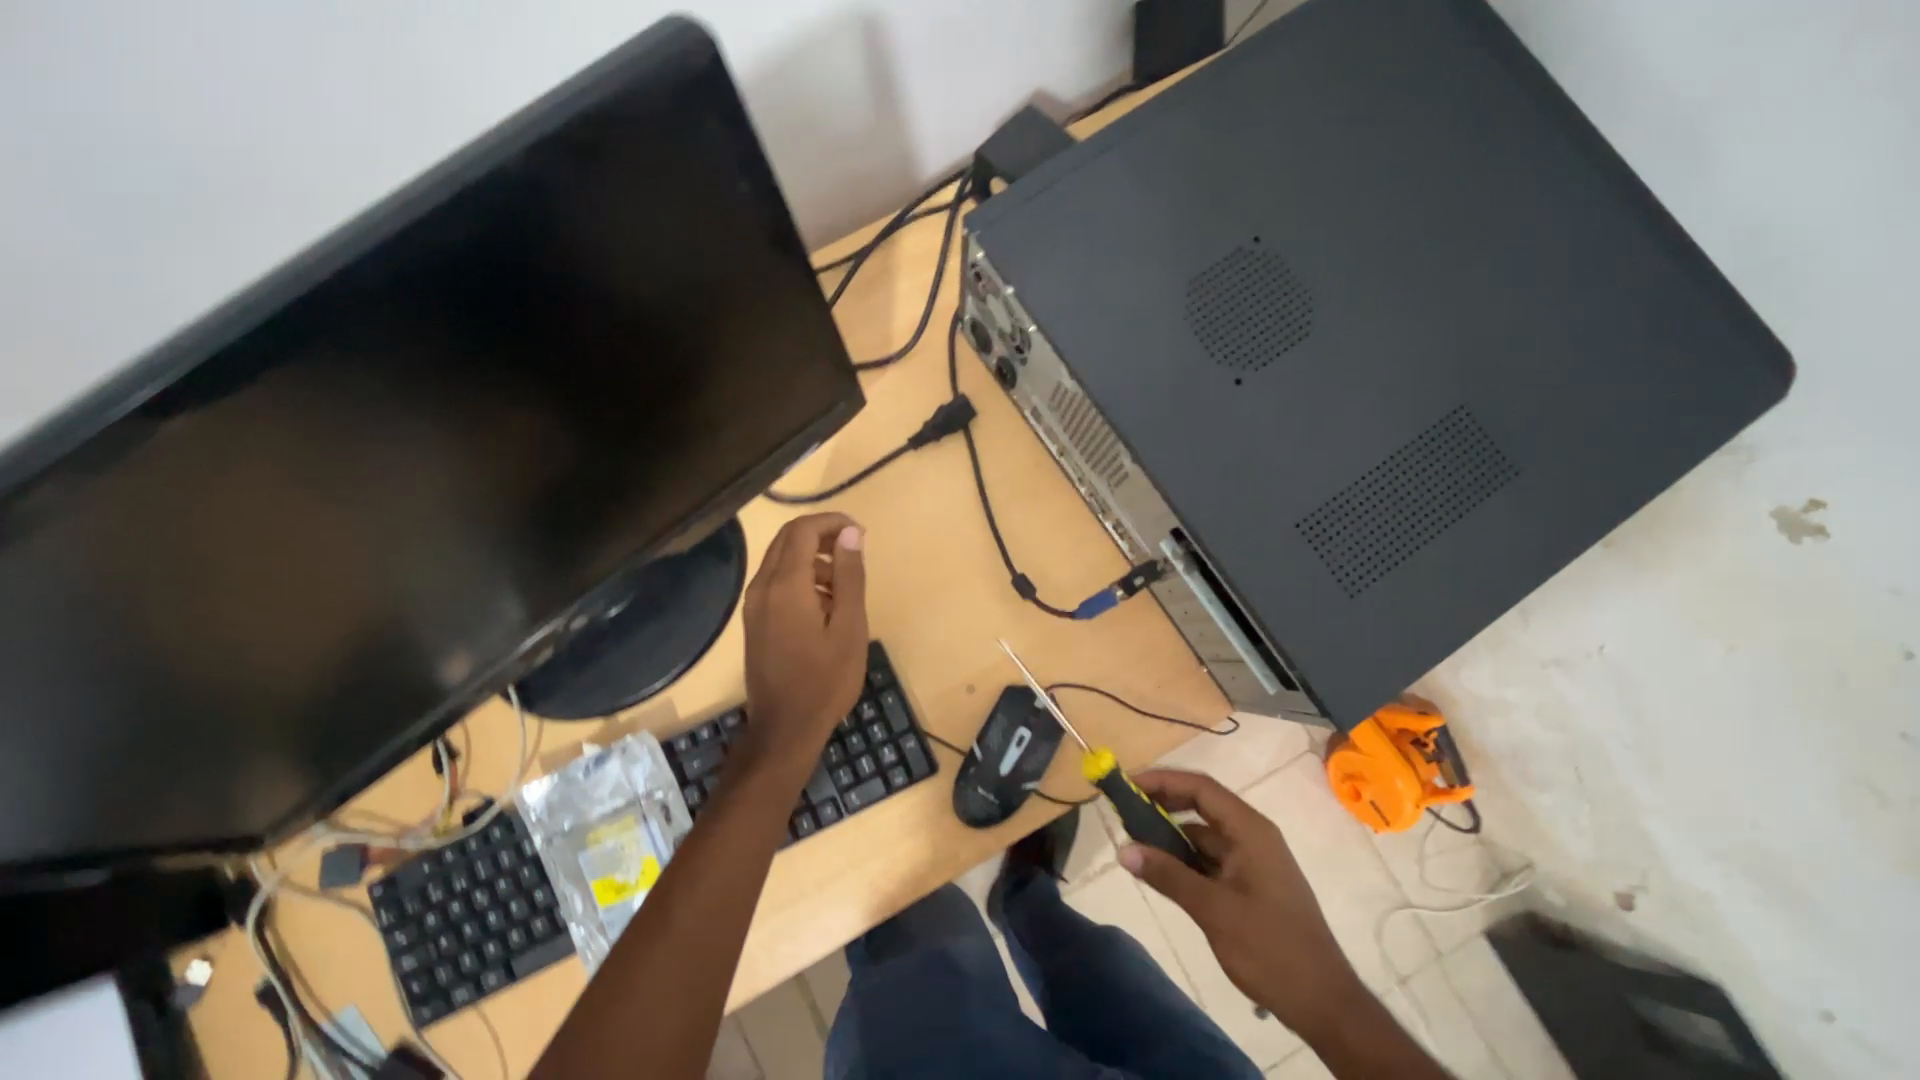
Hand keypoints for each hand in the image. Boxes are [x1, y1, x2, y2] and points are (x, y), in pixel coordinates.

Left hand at [738, 514, 868, 768]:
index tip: (860, 534)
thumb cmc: (825, 680)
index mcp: (786, 585)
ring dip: (811, 557)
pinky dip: (800, 577)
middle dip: (821, 534)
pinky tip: (825, 604)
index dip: (832, 522)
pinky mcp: (754, 621)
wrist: (785, 728)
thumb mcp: (850, 627)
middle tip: (854, 549)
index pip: (803, 530)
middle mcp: (762, 587)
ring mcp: (753, 605)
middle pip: (787, 539)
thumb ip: (849, 576)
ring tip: (845, 583)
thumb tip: (850, 534)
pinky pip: (775, 582)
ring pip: (780, 560)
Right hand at [1119, 769, 1369, 1038]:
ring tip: (1132, 843)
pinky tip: (1159, 872)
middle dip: (1162, 804)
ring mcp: (1252, 861)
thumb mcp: (1213, 910)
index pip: (1201, 788)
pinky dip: (1183, 860)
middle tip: (1123, 812)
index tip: (1126, 785)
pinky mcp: (1249, 884)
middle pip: (1202, 805)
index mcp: (1251, 832)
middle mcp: (1252, 837)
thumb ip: (1168, 876)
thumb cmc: (1270, 949)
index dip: (1162, 781)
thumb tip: (1123, 849)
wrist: (1321, 1001)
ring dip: (1169, 836)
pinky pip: (1210, 860)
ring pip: (1203, 835)